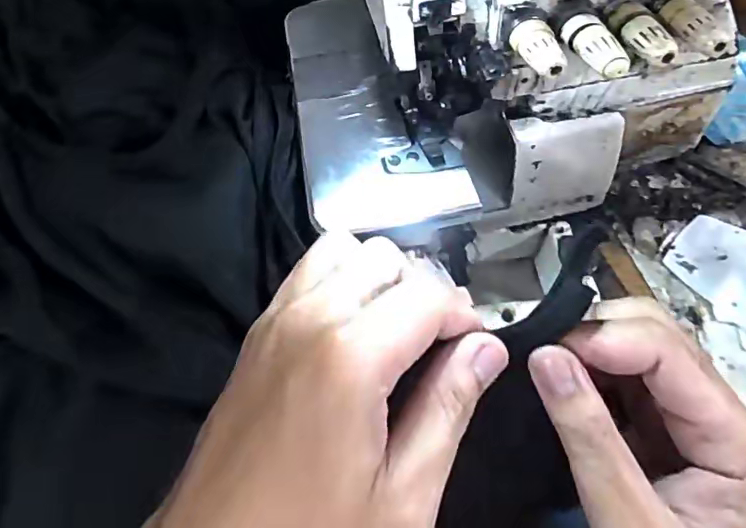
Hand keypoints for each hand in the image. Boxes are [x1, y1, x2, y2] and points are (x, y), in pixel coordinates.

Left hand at [150, 232, 509, 527]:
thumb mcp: (400, 496)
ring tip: (397, 328)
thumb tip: (486, 349)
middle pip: (385, 257)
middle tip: (441, 341)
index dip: (464, 315)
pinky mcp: (259, 327)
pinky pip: (307, 269)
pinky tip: (353, 327)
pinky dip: (340, 277)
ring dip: (379, 275)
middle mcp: (311, 315)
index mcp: (350, 354)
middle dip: (424, 289)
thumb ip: (447, 408)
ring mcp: (278, 315)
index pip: (427, 294)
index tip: (477, 348)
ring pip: (343, 250)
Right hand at [528, 299, 745, 527]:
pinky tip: (565, 385)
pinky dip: (593, 373)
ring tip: (546, 365)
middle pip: (659, 337)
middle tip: (542, 352)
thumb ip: (590, 438)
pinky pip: (630, 380)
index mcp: (741, 445)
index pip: (669, 350)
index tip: (546, 346)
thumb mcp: (631, 525)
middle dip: (596, 334)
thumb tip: (544, 354)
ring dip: (590, 350)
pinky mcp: (674, 435)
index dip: (604, 336)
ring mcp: (701, 426)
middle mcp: (729, 421)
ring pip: (641, 350)